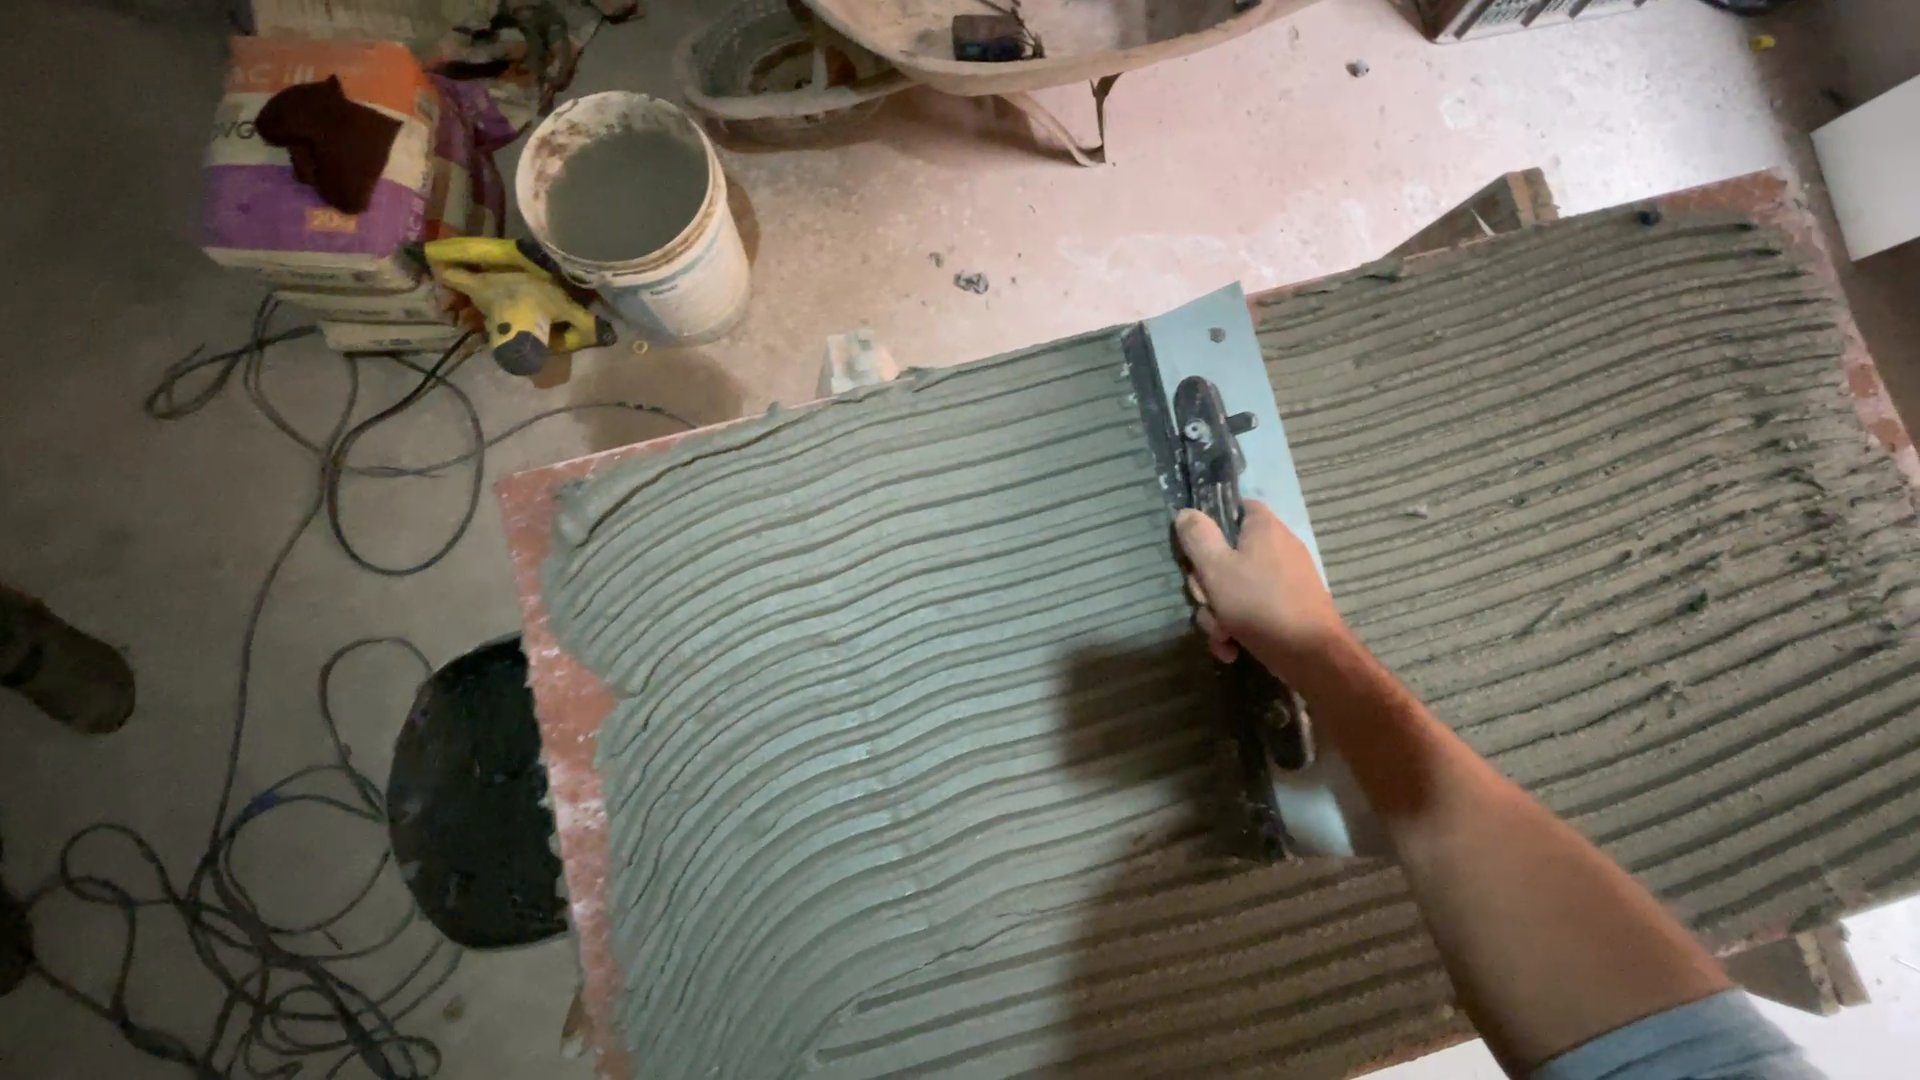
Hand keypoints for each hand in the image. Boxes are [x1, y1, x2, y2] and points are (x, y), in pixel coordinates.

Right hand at [1175, 501, 1347, 668]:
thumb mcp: (1216, 568)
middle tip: (1206, 600)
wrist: (1311, 656)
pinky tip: (1231, 647)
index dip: (1210, 523)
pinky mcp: (1288, 606)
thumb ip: (1197, 537)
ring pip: (1235, 586)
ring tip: (1221, 634)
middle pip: (1227, 553)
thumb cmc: (1259, 604)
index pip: (1235, 506)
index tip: (1194, 549)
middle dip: (1208, 585)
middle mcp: (1277, 547)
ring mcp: (1284, 579)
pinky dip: (1237, 626)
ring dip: (1219, 613)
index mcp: (1263, 528)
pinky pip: (1252, 608)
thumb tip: (1186, 512)